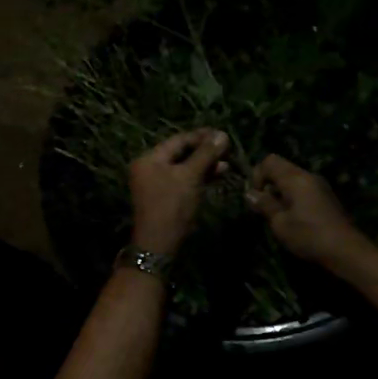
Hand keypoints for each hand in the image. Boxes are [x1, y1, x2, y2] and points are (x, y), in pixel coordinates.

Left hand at [129, 130, 230, 256]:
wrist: (159, 244)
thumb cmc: (172, 206)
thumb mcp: (190, 176)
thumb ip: (206, 154)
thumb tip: (222, 134)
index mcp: (150, 159)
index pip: (179, 140)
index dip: (202, 137)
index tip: (223, 135)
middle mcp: (150, 168)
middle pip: (181, 153)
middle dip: (205, 151)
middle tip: (227, 149)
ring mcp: (158, 183)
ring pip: (185, 167)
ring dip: (205, 164)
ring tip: (227, 163)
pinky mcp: (167, 197)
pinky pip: (184, 180)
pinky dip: (200, 177)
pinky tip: (218, 174)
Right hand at [245, 155, 372, 267]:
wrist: (345, 249)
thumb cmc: (308, 236)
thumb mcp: (280, 223)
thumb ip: (265, 204)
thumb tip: (250, 193)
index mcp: (295, 178)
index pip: (270, 161)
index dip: (257, 175)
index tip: (257, 197)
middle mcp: (308, 175)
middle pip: (282, 168)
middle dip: (269, 184)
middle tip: (265, 207)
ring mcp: (319, 185)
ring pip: (293, 178)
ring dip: (281, 191)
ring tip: (279, 214)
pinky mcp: (326, 196)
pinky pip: (303, 187)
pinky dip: (293, 196)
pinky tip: (294, 217)